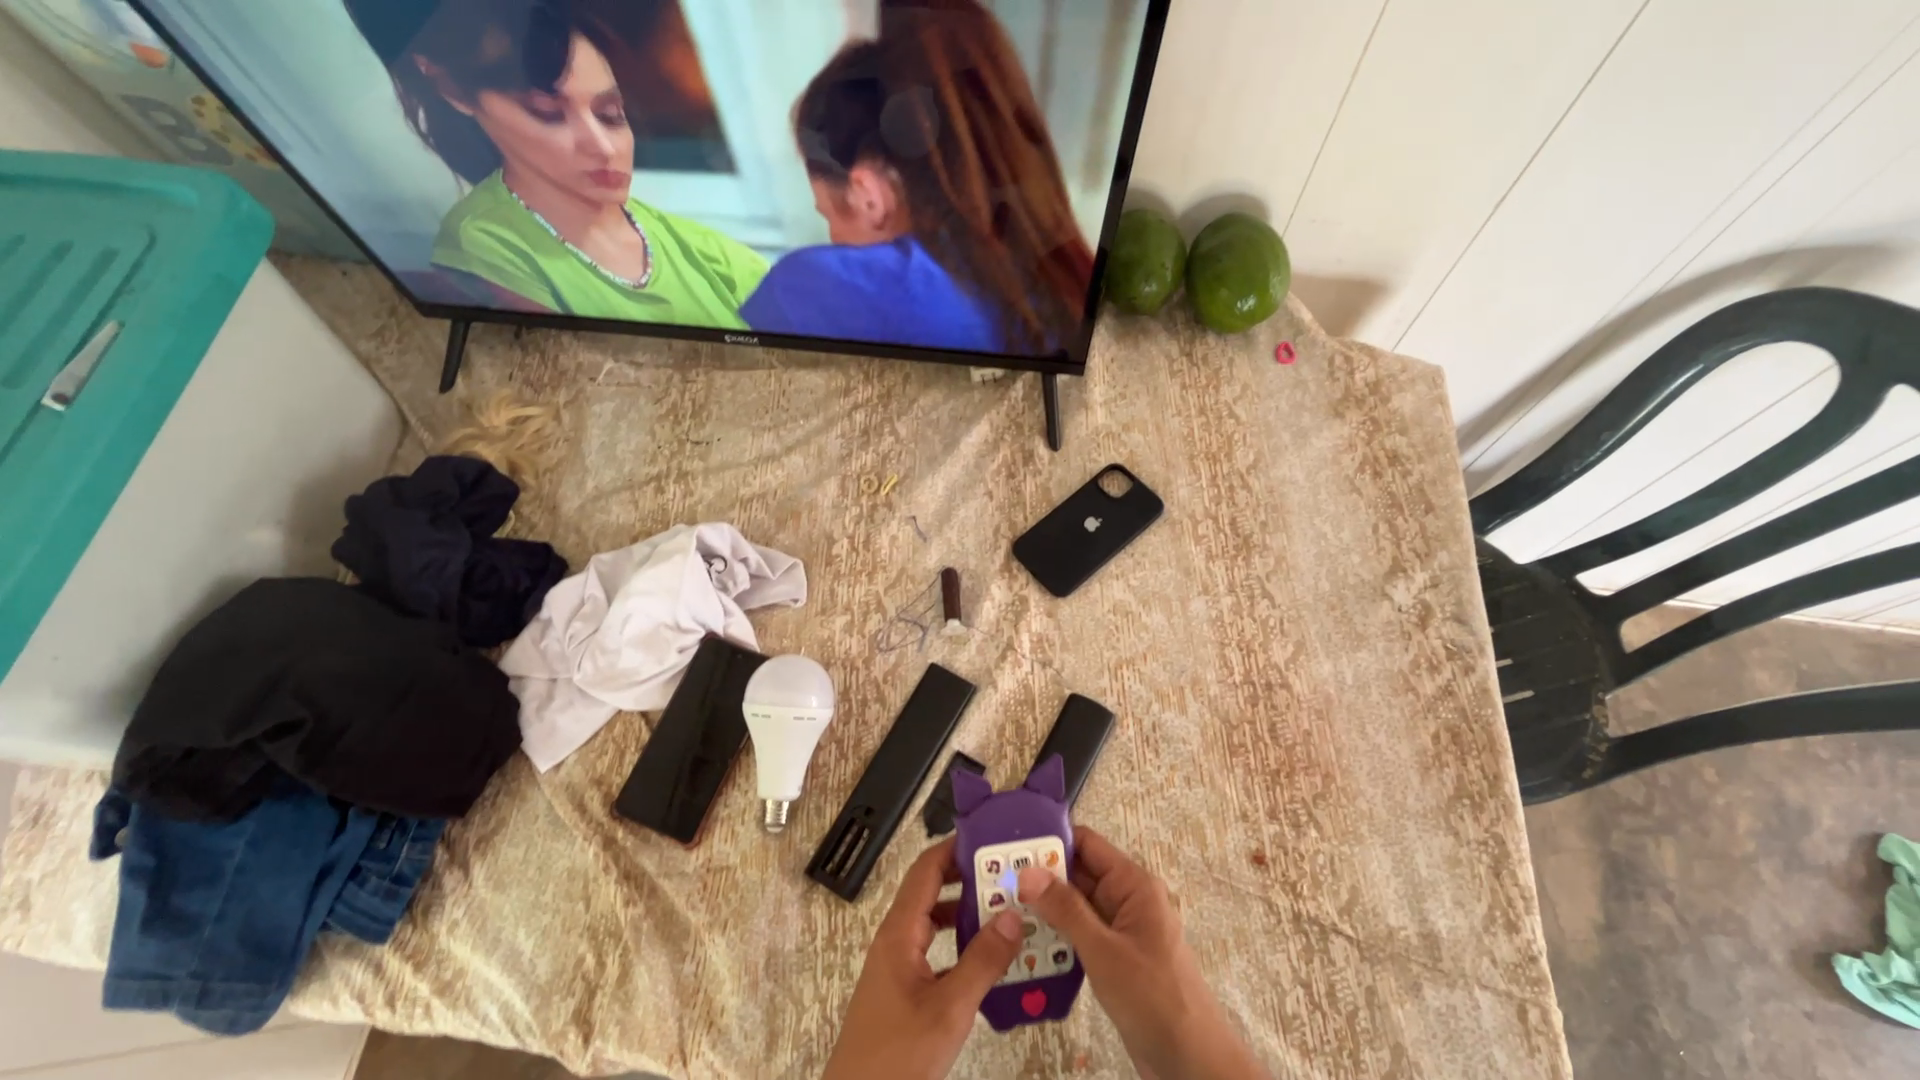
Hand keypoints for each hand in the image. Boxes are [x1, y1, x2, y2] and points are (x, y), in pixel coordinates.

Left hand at [822, 837, 1024, 1079]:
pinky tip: (991, 958)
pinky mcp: (904, 988)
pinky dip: (961, 945)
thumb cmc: (899, 1055)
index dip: (955, 848)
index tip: (992, 839)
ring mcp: (898, 964)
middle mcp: (896, 939)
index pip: (926, 870)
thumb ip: (983, 960)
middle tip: (1011, 874)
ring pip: (934, 922)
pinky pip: (936, 950)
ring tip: (1009, 910)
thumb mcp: (950, 1008)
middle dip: (969, 879)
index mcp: (899, 932)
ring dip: (967, 913)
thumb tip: (1013, 914)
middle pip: (932, 891)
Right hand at [1018, 828, 1267, 1079]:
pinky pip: (1078, 935)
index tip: (1009, 845)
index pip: (1087, 845)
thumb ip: (1065, 909)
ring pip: (1074, 907)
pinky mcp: (1113, 958)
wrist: (1189, 1060)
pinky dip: (1055, 937)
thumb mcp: (1104, 950)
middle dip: (1039, 877)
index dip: (1050, 841)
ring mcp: (1119, 930)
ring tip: (999, 910)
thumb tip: (1028, 872)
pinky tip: (1023, 945)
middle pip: (1077, 875)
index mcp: (1133, 885)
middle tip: (992, 880)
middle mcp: (1126, 900)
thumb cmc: (1153, 996)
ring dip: (1043, 911)